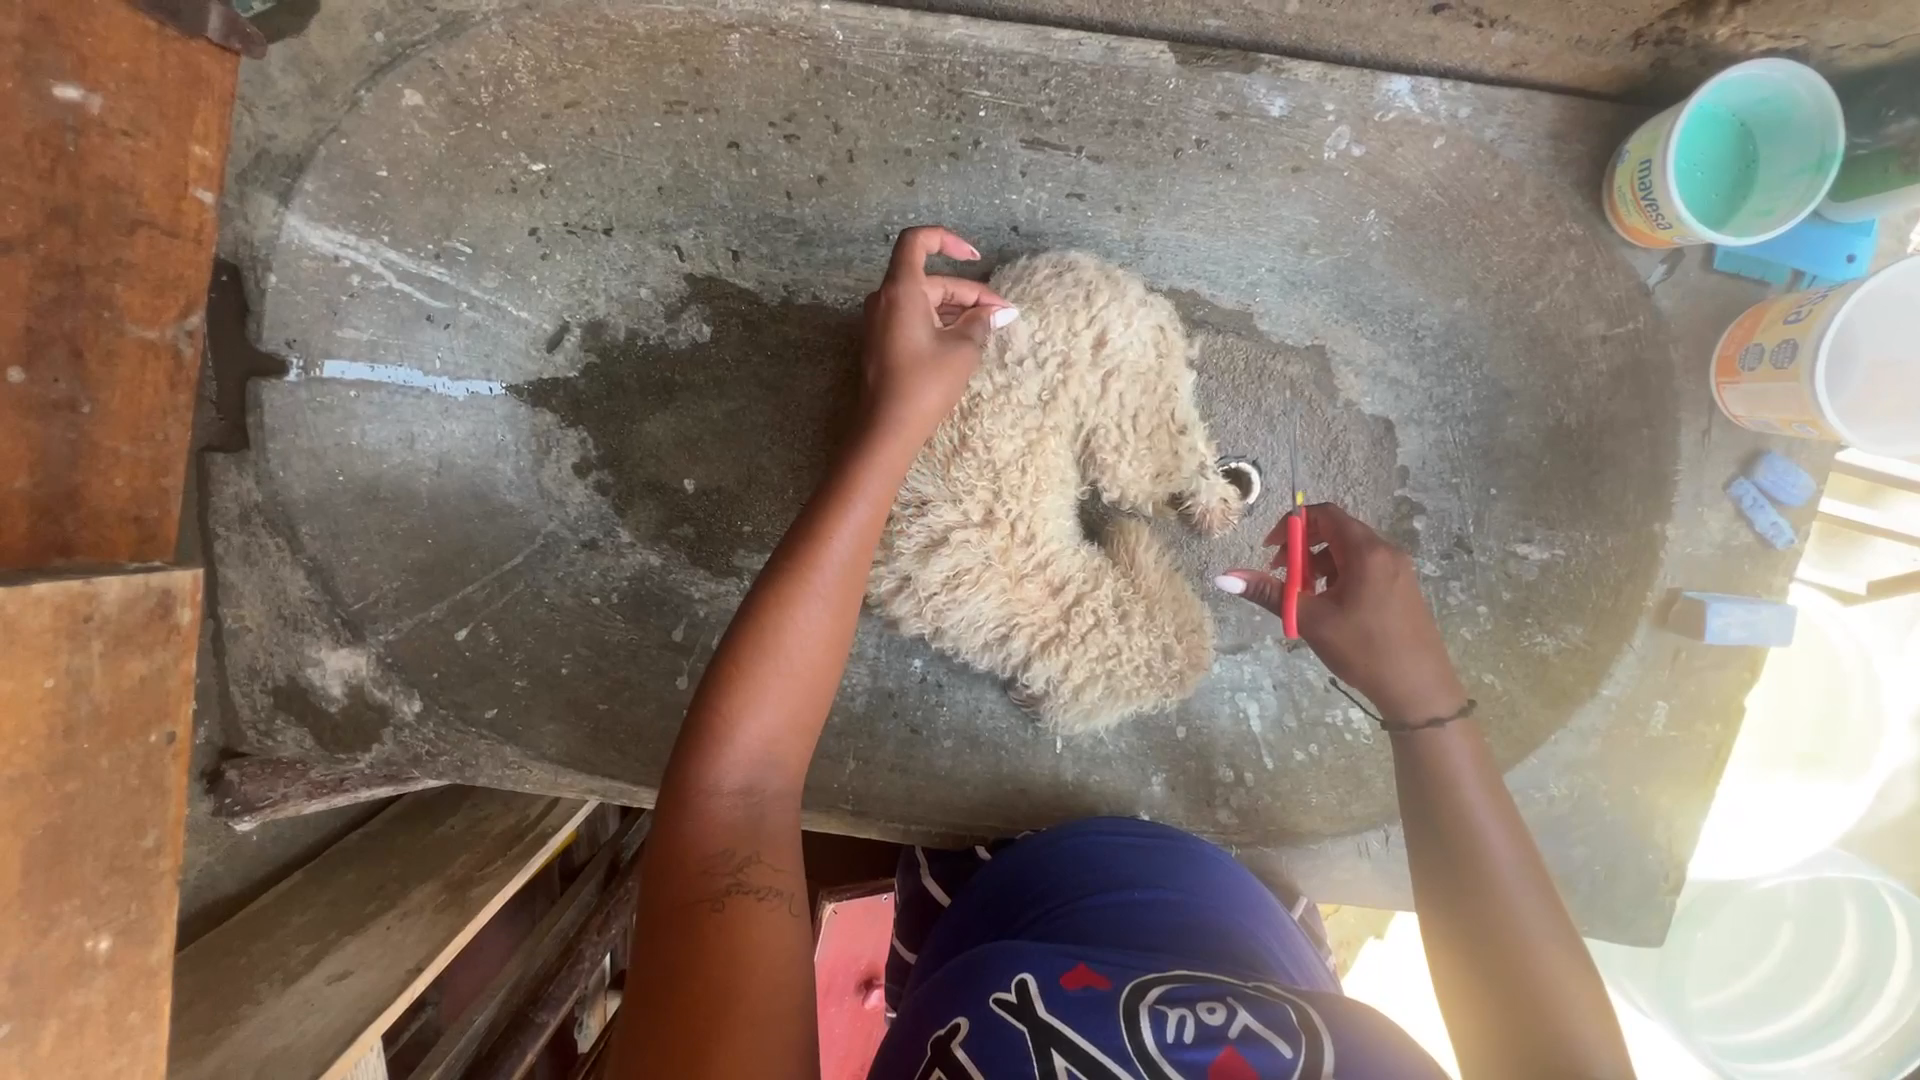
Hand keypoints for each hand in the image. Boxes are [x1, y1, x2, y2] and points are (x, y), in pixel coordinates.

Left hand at [859, 226, 1017, 444]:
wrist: (885, 429)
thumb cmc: (924, 385)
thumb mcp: (962, 350)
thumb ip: (980, 322)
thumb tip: (995, 312)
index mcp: (900, 290)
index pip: (917, 241)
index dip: (948, 240)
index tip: (975, 257)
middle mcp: (884, 299)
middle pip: (931, 280)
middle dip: (968, 294)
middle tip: (1002, 314)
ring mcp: (880, 322)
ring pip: (924, 302)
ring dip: (956, 311)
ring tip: (988, 330)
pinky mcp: (882, 343)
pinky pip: (913, 320)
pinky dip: (939, 324)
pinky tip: (964, 342)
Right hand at [1216, 503, 1466, 724]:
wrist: (1418, 689)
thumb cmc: (1363, 650)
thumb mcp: (1309, 619)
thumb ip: (1268, 592)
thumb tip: (1224, 577)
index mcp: (1367, 552)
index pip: (1325, 514)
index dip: (1292, 525)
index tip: (1271, 551)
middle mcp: (1386, 552)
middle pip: (1337, 530)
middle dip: (1302, 548)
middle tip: (1283, 575)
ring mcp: (1398, 570)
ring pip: (1349, 551)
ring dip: (1319, 564)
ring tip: (1304, 596)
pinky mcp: (1402, 588)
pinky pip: (1364, 567)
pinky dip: (1339, 576)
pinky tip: (1330, 607)